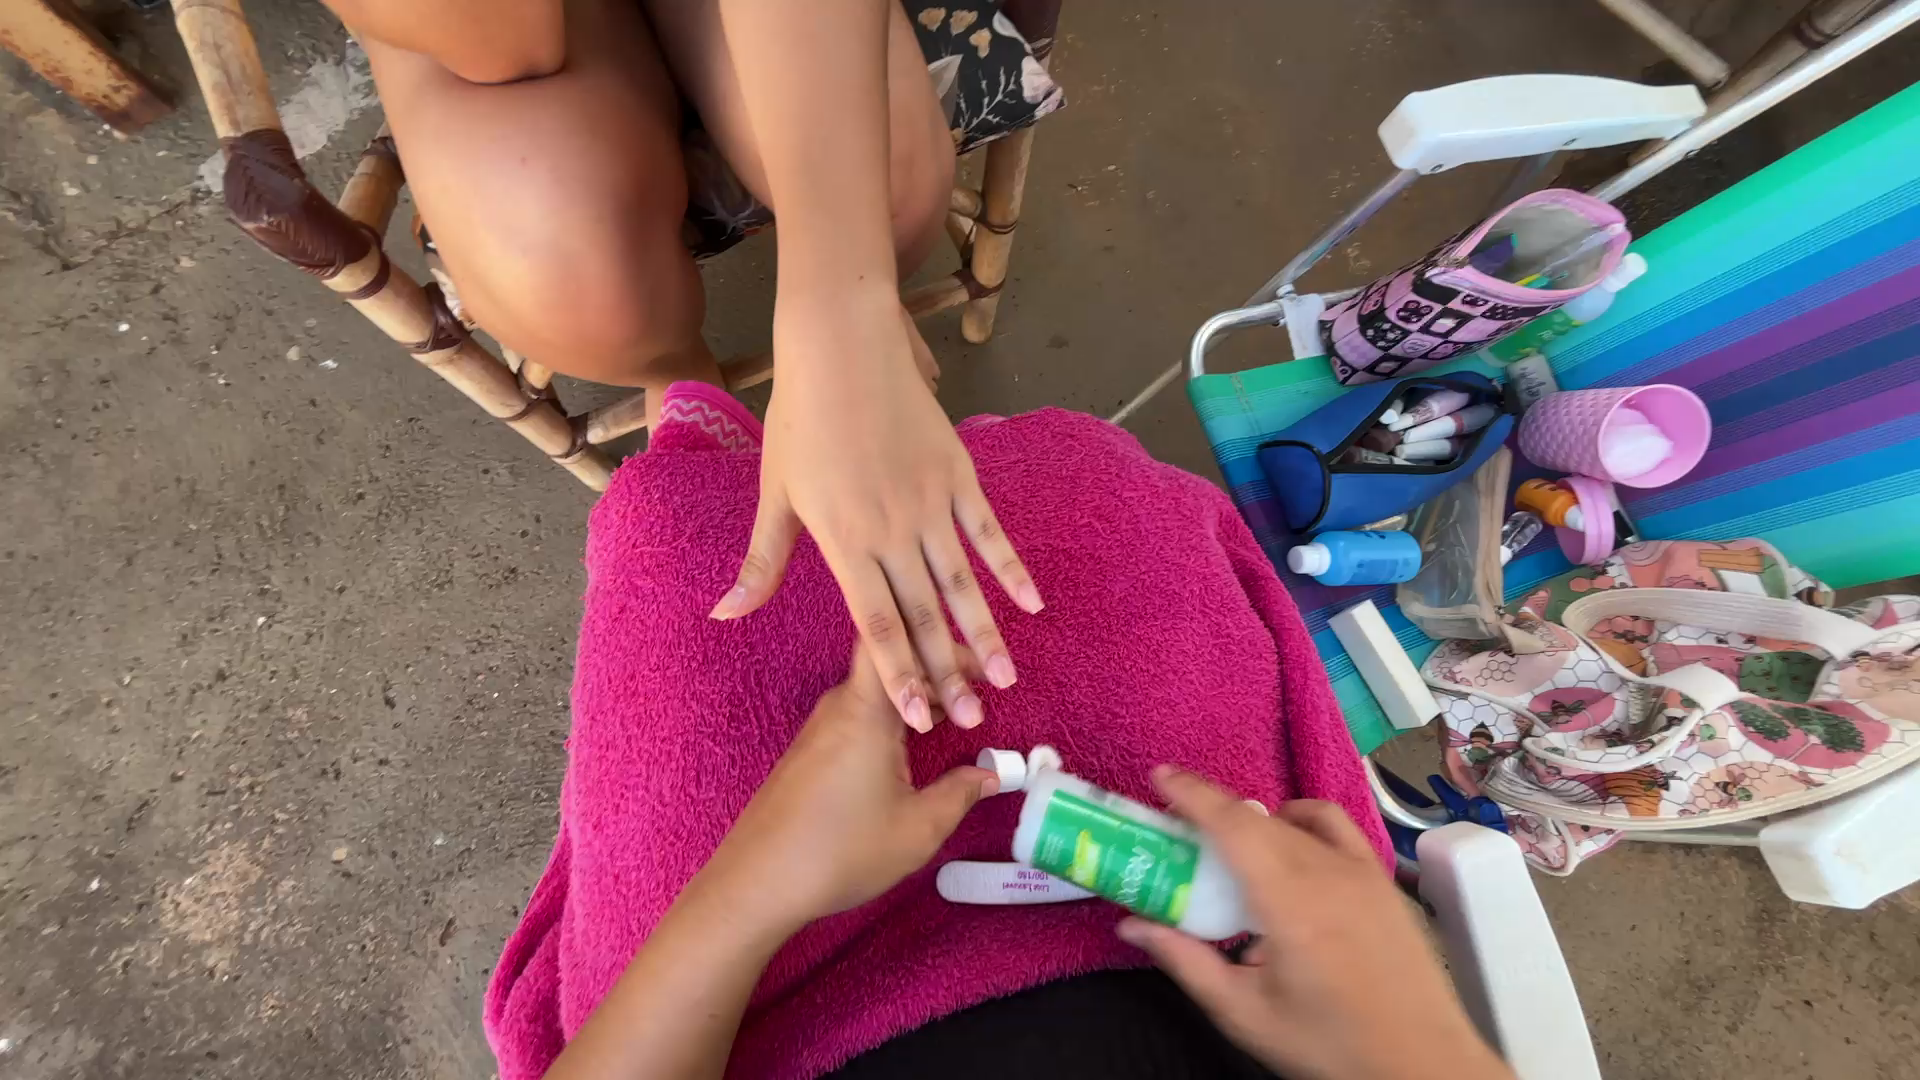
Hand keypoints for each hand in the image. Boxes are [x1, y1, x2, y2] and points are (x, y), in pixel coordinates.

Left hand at [698, 649, 998, 930]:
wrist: (756, 882)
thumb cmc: (841, 849)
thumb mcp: (917, 829)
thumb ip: (960, 794)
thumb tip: (990, 774)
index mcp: (867, 709)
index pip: (893, 640)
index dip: (937, 640)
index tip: (978, 665)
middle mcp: (842, 704)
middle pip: (892, 664)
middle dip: (939, 670)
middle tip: (981, 692)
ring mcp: (822, 724)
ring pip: (877, 688)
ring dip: (918, 694)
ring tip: (957, 716)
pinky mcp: (811, 747)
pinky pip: (860, 710)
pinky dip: (894, 713)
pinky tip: (915, 740)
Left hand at [709, 288, 1041, 732]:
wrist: (842, 347)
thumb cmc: (801, 421)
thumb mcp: (774, 494)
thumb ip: (761, 561)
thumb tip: (724, 615)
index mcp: (845, 542)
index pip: (876, 624)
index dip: (898, 673)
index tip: (919, 716)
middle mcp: (893, 533)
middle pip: (925, 615)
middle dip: (948, 671)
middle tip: (973, 719)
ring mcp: (931, 506)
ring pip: (963, 583)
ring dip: (986, 633)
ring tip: (1009, 676)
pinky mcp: (960, 478)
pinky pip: (990, 532)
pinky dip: (1012, 569)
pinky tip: (1032, 604)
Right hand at [1116, 768, 1514, 1079]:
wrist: (1428, 1071)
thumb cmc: (1330, 1046)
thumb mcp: (1245, 1014)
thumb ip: (1185, 962)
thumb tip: (1130, 923)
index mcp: (1287, 903)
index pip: (1232, 827)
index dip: (1192, 794)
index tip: (1159, 775)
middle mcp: (1323, 872)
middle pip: (1252, 818)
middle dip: (1207, 806)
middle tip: (1173, 821)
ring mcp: (1357, 869)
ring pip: (1286, 821)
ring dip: (1247, 818)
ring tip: (1223, 839)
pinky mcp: (1379, 876)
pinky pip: (1331, 823)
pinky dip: (1298, 817)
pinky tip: (1285, 837)